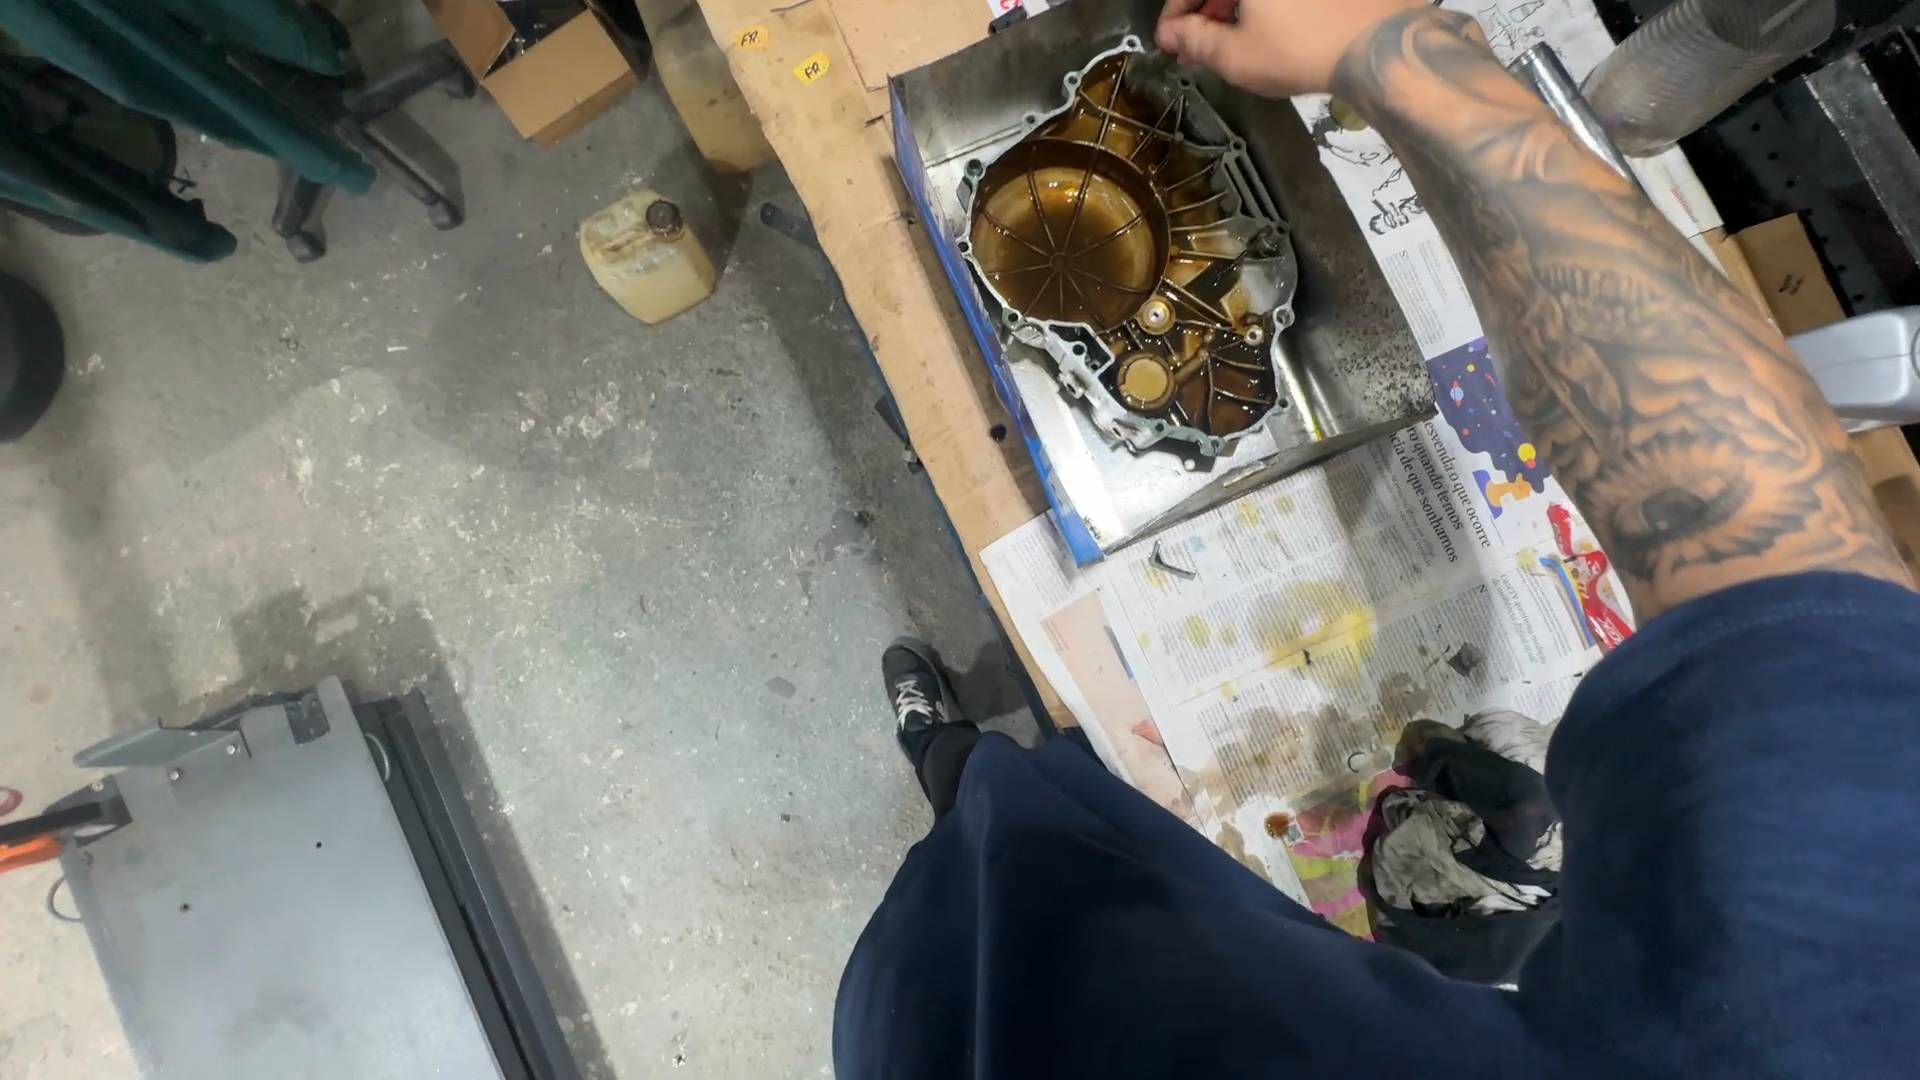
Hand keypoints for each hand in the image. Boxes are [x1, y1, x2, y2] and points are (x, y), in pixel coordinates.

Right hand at [1155, 0, 1426, 96]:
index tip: (1168, 42)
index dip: (1175, 15)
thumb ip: (1196, 40)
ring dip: (1230, 6)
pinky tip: (1254, 25)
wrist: (1373, 41)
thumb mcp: (1235, 55)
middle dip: (1203, 10)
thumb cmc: (1298, 49)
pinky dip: (1258, 3)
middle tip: (1193, 46)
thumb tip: (1172, 34)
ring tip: (1223, 40)